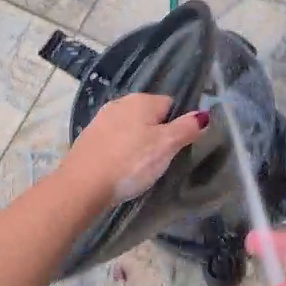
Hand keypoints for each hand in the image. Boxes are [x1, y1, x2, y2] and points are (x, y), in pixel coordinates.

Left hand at [57, 92, 206, 205]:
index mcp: (142, 100)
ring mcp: (101, 119)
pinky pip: (113, 139)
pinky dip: (119, 149)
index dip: (177, 125)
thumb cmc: (130, 163)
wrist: (82, 185)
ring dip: (137, 142)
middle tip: (159, 159)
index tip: (175, 148)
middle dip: (156, 133)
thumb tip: (204, 114)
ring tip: (139, 167)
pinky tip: (119, 167)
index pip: (170, 104)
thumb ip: (187, 128)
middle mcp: (121, 102)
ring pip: (130, 127)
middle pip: (149, 115)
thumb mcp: (166, 146)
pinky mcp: (88, 137)